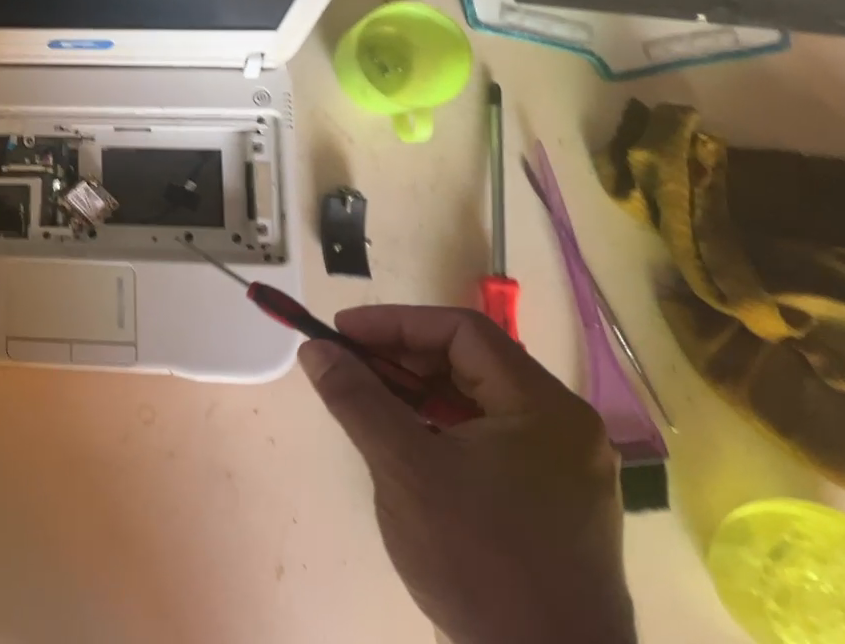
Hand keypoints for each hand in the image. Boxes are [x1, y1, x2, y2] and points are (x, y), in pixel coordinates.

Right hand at [301, 306, 633, 643]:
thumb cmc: (476, 556)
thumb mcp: (403, 467)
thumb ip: (357, 399)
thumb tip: (316, 350)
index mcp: (544, 408)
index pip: (462, 331)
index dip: (393, 323)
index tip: (338, 333)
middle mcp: (564, 427)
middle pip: (472, 361)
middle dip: (401, 355)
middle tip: (344, 366)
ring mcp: (562, 467)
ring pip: (478, 400)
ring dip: (416, 390)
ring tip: (364, 401)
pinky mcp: (550, 500)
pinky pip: (488, 437)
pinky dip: (438, 425)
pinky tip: (402, 443)